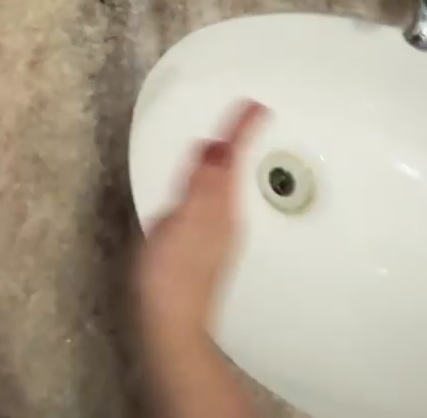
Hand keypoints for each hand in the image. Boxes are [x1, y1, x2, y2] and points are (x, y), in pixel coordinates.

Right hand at [133, 101, 268, 417]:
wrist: (170, 322)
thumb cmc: (171, 272)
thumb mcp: (183, 220)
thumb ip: (201, 184)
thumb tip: (216, 146)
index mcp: (222, 207)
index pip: (234, 159)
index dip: (242, 131)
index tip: (256, 105)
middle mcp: (226, 218)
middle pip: (234, 170)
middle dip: (237, 143)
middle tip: (243, 116)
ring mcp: (216, 233)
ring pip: (225, 186)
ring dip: (225, 161)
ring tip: (222, 141)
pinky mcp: (202, 245)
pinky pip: (213, 200)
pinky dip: (212, 181)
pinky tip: (200, 184)